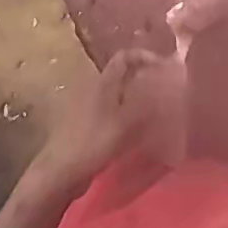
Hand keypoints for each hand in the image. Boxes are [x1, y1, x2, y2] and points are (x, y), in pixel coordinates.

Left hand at [34, 48, 186, 190]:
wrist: (60, 170)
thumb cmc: (94, 142)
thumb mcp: (126, 122)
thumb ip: (147, 102)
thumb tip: (166, 84)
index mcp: (102, 80)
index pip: (124, 56)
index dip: (145, 57)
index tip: (165, 69)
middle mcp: (92, 86)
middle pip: (121, 74)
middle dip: (144, 79)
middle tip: (164, 92)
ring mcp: (85, 103)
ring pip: (116, 93)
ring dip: (135, 98)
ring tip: (154, 112)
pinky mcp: (82, 121)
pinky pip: (109, 109)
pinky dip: (124, 113)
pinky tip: (135, 130)